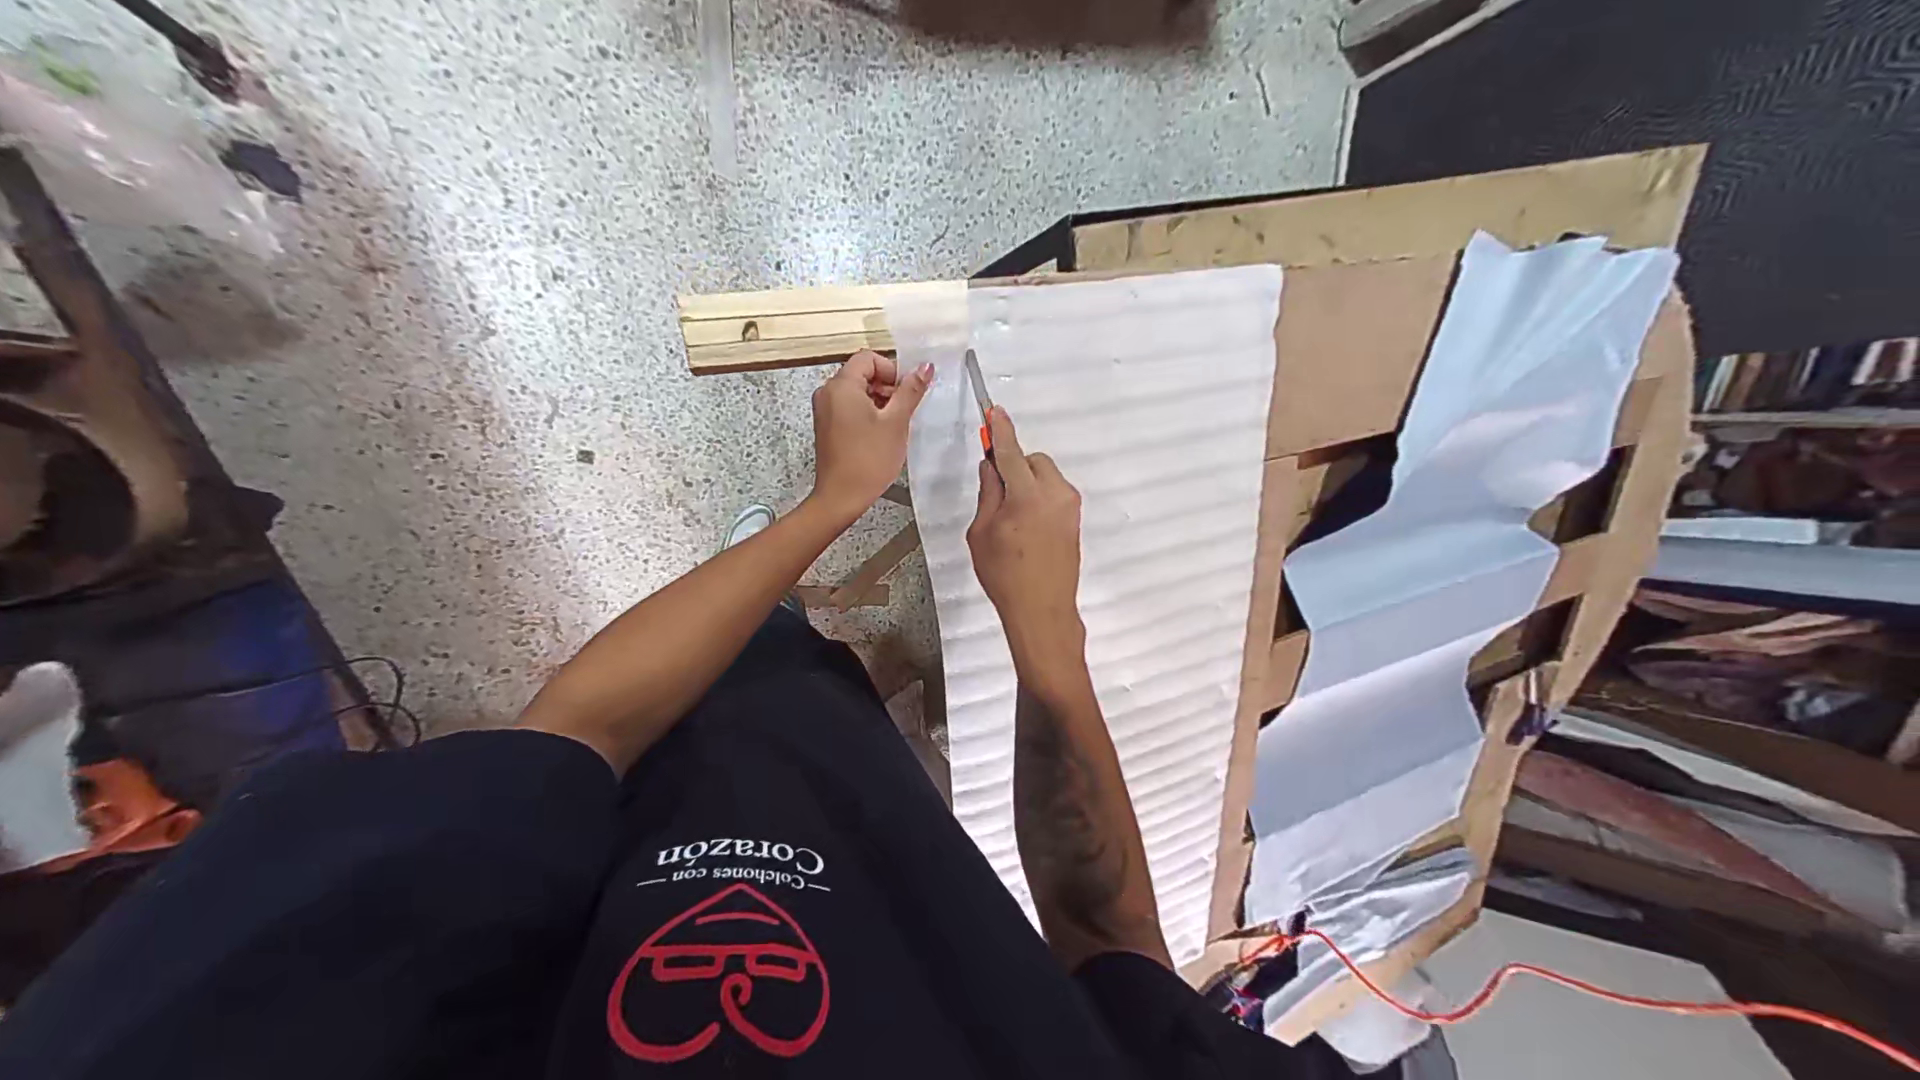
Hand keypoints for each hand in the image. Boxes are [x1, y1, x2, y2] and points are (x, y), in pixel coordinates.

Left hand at [810, 349, 931, 522]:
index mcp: (842, 386)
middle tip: (904, 409)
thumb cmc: (866, 462)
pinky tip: (881, 434)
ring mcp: (825, 410)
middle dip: (887, 387)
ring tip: (893, 425)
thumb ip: (911, 391)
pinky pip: (849, 408)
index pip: (869, 358)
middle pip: (862, 373)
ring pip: (857, 392)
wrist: (842, 496)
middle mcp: (828, 393)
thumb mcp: (896, 422)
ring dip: (879, 401)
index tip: (906, 390)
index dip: (892, 370)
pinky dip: (868, 414)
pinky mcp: (827, 426)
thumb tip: (924, 368)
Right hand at [967, 407, 1085, 673]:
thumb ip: (989, 493)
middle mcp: (1056, 494)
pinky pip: (1054, 493)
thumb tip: (992, 467)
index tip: (994, 411)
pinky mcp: (1075, 519)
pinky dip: (1039, 495)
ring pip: (1046, 475)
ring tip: (1010, 515)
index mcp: (1028, 496)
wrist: (1042, 610)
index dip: (1000, 430)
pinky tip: (1025, 524)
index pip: (1011, 452)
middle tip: (995, 488)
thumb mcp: (982, 532)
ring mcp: (1070, 507)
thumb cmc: (1005, 576)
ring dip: (1028, 481)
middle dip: (1014, 465)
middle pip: (1033, 460)